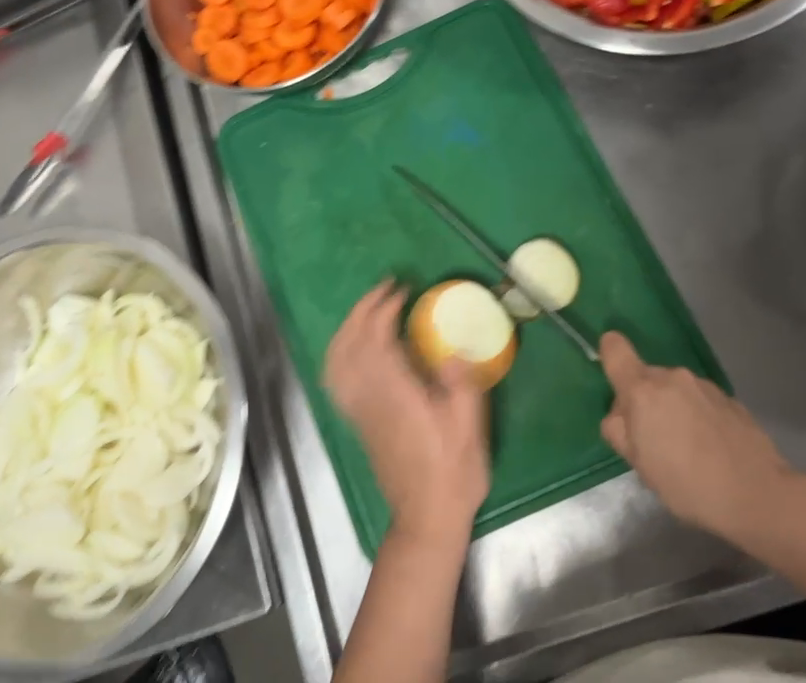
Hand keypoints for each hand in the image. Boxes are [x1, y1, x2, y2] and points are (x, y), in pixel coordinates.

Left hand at [324, 280, 489, 542]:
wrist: (426, 516)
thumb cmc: (454, 471)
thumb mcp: (469, 426)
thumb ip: (460, 384)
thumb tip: (452, 351)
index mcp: (397, 392)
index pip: (378, 338)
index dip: (385, 309)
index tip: (403, 291)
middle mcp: (370, 396)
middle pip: (352, 342)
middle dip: (364, 309)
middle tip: (385, 289)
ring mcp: (359, 409)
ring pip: (338, 358)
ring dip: (348, 326)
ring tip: (368, 309)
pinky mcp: (358, 420)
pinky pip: (336, 379)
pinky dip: (339, 353)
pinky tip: (353, 347)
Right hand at [599, 330, 798, 538]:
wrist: (755, 493)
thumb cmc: (686, 482)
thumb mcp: (638, 465)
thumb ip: (618, 431)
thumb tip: (619, 416)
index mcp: (642, 390)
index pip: (615, 350)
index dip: (609, 354)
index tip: (613, 377)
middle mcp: (673, 377)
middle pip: (646, 377)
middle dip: (643, 401)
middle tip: (653, 440)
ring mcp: (705, 386)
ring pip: (675, 390)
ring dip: (672, 409)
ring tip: (686, 448)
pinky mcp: (730, 399)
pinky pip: (700, 401)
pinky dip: (698, 417)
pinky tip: (709, 448)